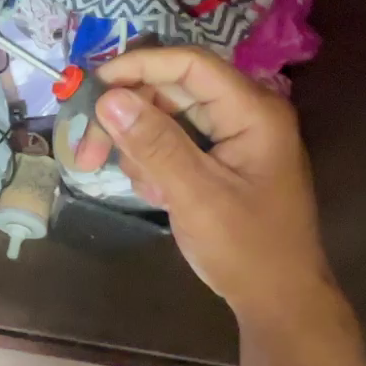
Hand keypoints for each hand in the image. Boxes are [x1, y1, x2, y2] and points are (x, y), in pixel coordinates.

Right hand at [71, 46, 333, 317]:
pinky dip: (151, 162)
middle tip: (87, 152)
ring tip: (142, 187)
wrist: (278, 300)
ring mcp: (230, 137)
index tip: (90, 90)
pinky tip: (156, 194)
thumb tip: (108, 99)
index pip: (188, 64)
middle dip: (126, 117)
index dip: (137, 67)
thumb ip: (154, 143)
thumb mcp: (196, 195)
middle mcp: (242, 114)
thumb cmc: (247, 248)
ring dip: (138, 146)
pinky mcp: (218, 159)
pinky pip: (171, 142)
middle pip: (169, 90)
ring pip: (164, 117)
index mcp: (252, 111)